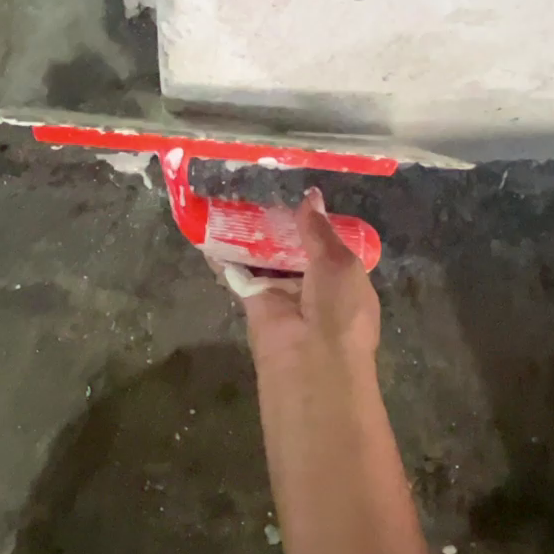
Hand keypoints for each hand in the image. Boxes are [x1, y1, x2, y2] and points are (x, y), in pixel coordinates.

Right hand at [241, 187, 381, 367]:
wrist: (312, 361)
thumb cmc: (340, 309)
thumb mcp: (339, 262)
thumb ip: (319, 230)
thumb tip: (311, 197)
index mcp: (343, 279)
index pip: (326, 246)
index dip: (312, 223)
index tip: (296, 197)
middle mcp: (313, 287)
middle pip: (291, 250)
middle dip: (277, 226)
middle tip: (259, 193)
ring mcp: (281, 295)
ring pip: (264, 259)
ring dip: (250, 236)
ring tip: (233, 202)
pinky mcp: (253, 302)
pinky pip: (238, 274)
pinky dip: (224, 256)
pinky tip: (210, 231)